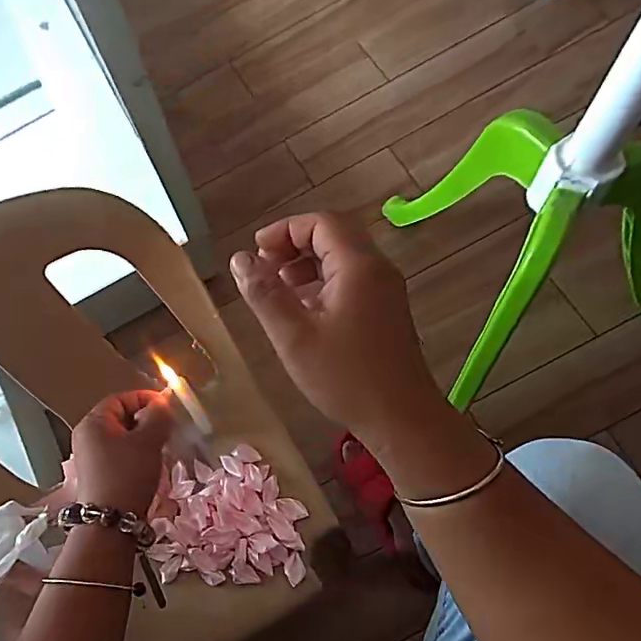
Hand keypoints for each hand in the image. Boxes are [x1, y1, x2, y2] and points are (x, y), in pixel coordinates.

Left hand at [69, 390, 173, 516]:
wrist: (111, 521)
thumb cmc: (128, 475)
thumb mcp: (148, 441)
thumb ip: (158, 416)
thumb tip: (161, 403)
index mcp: (93, 422)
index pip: (120, 398)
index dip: (145, 398)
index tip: (167, 407)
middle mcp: (85, 437)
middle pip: (119, 418)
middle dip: (145, 420)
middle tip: (167, 429)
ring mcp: (88, 458)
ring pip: (120, 438)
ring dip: (142, 439)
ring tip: (161, 448)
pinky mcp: (96, 476)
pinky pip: (118, 455)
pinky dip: (134, 455)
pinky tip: (148, 465)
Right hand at [230, 212, 446, 444]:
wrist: (400, 417)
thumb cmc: (344, 377)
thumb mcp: (293, 336)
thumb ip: (264, 294)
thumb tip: (240, 259)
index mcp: (358, 266)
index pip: (321, 223)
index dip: (283, 230)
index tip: (256, 253)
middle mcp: (377, 269)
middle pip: (334, 235)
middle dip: (294, 246)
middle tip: (263, 270)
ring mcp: (386, 290)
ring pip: (343, 259)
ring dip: (307, 265)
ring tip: (278, 290)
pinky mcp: (387, 310)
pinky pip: (352, 281)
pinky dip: (324, 283)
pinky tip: (303, 311)